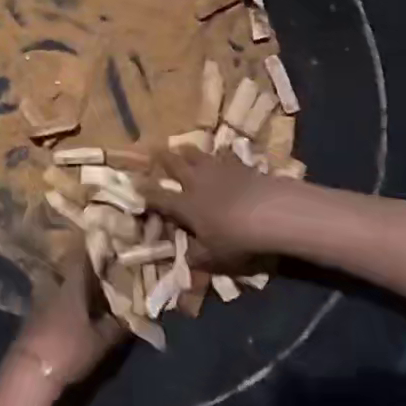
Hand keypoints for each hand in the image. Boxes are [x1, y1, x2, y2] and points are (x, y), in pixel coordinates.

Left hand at [8, 254, 125, 388]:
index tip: (103, 243)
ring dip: (69, 285)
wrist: (31, 370)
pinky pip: (50, 298)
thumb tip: (132, 315)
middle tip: (98, 271)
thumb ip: (117, 326)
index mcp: (70, 285)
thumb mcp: (100, 341)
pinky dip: (61, 299)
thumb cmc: (69, 349)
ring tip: (87, 291)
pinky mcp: (32, 315)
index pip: (79, 257)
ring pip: (57, 283)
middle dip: (80, 269)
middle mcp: (52, 285)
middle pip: (66, 269)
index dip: (90, 248)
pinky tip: (71, 310)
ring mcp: (39, 300)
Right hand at [152, 149, 293, 267]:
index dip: (145, 191)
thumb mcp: (214, 258)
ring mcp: (217, 170)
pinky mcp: (240, 165)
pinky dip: (220, 154)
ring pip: (196, 154)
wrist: (272, 212)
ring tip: (182, 147)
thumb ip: (197, 257)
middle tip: (154, 151)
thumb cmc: (236, 238)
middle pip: (174, 165)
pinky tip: (222, 154)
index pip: (158, 197)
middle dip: (162, 159)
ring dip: (187, 151)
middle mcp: (195, 182)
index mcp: (184, 205)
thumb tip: (187, 258)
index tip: (134, 183)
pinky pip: (225, 155)